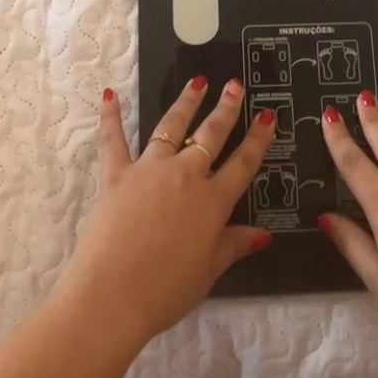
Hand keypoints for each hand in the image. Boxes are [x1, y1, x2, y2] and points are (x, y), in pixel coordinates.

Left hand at [50, 77, 277, 343]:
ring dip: (186, 102)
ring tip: (197, 81)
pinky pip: (114, 140)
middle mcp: (185, 175)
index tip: (268, 115)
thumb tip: (264, 233)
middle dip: (226, 108)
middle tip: (235, 85)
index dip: (258, 138)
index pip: (243, 163)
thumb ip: (234, 245)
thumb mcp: (208, 272)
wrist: (111, 295)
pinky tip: (109, 95)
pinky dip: (111, 116)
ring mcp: (149, 170)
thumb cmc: (165, 291)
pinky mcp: (117, 174)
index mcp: (212, 201)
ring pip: (171, 126)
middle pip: (211, 134)